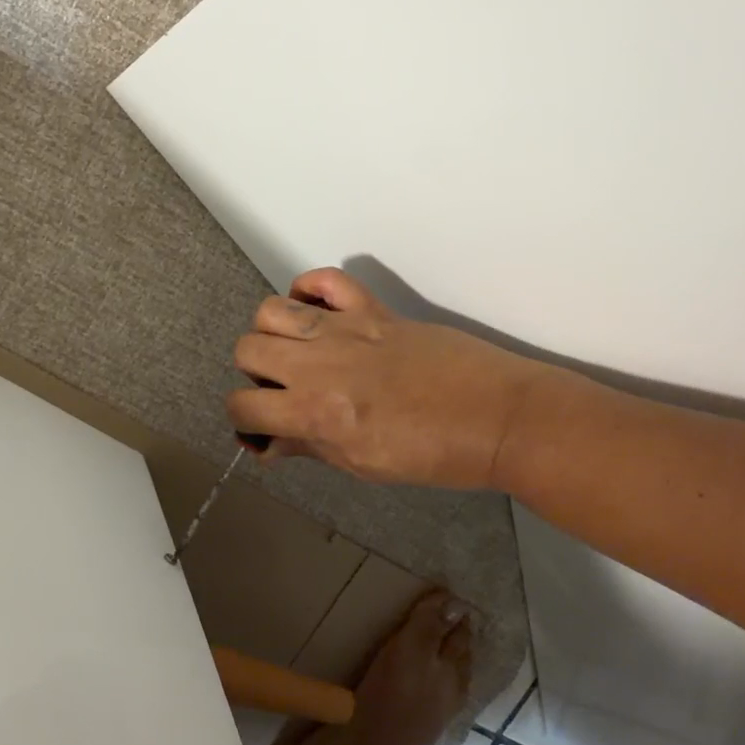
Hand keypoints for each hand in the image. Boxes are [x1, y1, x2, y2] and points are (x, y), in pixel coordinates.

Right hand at [228, 267, 551, 490]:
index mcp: (315, 413)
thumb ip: (309, 448)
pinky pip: (324, 280)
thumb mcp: (363, 464)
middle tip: (283, 388)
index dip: (245, 420)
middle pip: (247, 350)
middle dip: (254, 373)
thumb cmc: (434, 455)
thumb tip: (267, 445)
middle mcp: (319, 365)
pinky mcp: (373, 308)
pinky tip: (318, 313)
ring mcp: (345, 329)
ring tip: (296, 350)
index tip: (263, 425)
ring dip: (271, 333)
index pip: (243, 405)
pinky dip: (309, 289)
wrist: (501, 419)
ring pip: (270, 311)